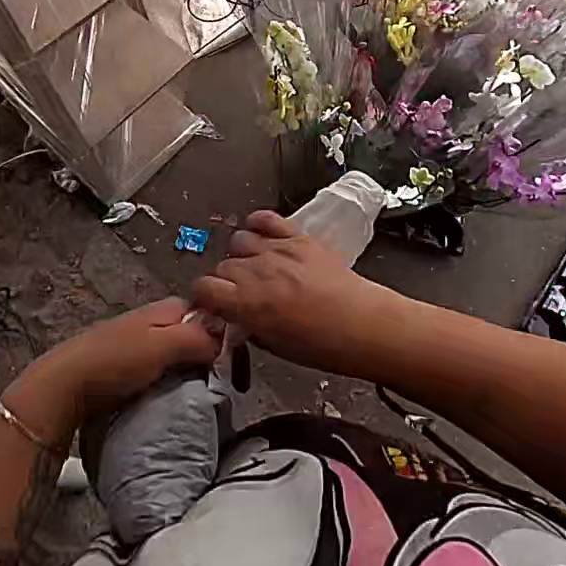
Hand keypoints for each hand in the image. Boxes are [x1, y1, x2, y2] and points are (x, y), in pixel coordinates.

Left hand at [2, 297, 220, 436]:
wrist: (63, 386)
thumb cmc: (116, 360)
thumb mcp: (165, 344)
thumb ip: (201, 338)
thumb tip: (228, 343)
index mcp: (171, 307)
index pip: (214, 314)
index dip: (228, 338)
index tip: (238, 369)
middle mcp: (160, 319)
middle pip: (199, 334)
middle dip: (213, 357)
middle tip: (223, 387)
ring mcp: (144, 342)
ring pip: (183, 354)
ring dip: (195, 372)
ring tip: (203, 397)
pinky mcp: (131, 366)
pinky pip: (166, 370)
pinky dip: (176, 382)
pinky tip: (177, 399)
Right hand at [191, 210, 401, 375]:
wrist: (362, 323)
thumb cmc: (322, 344)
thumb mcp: (274, 346)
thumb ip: (249, 325)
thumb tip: (237, 317)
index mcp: (247, 303)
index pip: (204, 288)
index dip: (205, 297)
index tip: (212, 303)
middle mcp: (258, 272)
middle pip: (223, 266)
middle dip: (226, 280)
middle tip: (240, 292)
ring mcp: (279, 250)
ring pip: (240, 241)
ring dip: (242, 255)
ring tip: (255, 267)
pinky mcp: (299, 238)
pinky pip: (268, 219)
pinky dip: (259, 224)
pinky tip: (260, 234)